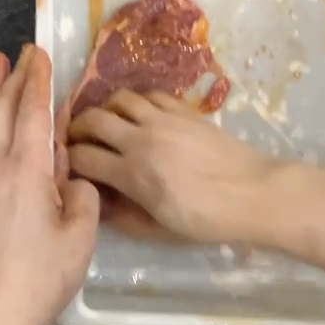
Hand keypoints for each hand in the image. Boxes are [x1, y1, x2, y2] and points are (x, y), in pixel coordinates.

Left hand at [0, 45, 99, 324]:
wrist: (5, 306)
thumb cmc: (48, 271)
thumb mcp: (82, 229)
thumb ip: (81, 190)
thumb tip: (69, 172)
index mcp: (27, 168)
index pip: (33, 111)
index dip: (38, 80)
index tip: (42, 53)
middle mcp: (0, 165)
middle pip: (4, 109)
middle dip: (14, 77)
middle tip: (23, 51)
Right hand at [67, 90, 284, 244]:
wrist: (255, 195)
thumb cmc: (207, 220)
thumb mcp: (161, 230)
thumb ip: (124, 217)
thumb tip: (98, 204)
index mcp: (133, 174)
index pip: (83, 157)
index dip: (70, 160)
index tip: (69, 165)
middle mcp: (141, 139)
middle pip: (93, 118)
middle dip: (77, 127)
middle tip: (78, 138)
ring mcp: (163, 119)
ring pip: (119, 98)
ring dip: (107, 109)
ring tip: (109, 122)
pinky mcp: (183, 109)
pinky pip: (149, 94)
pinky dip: (138, 102)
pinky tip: (141, 115)